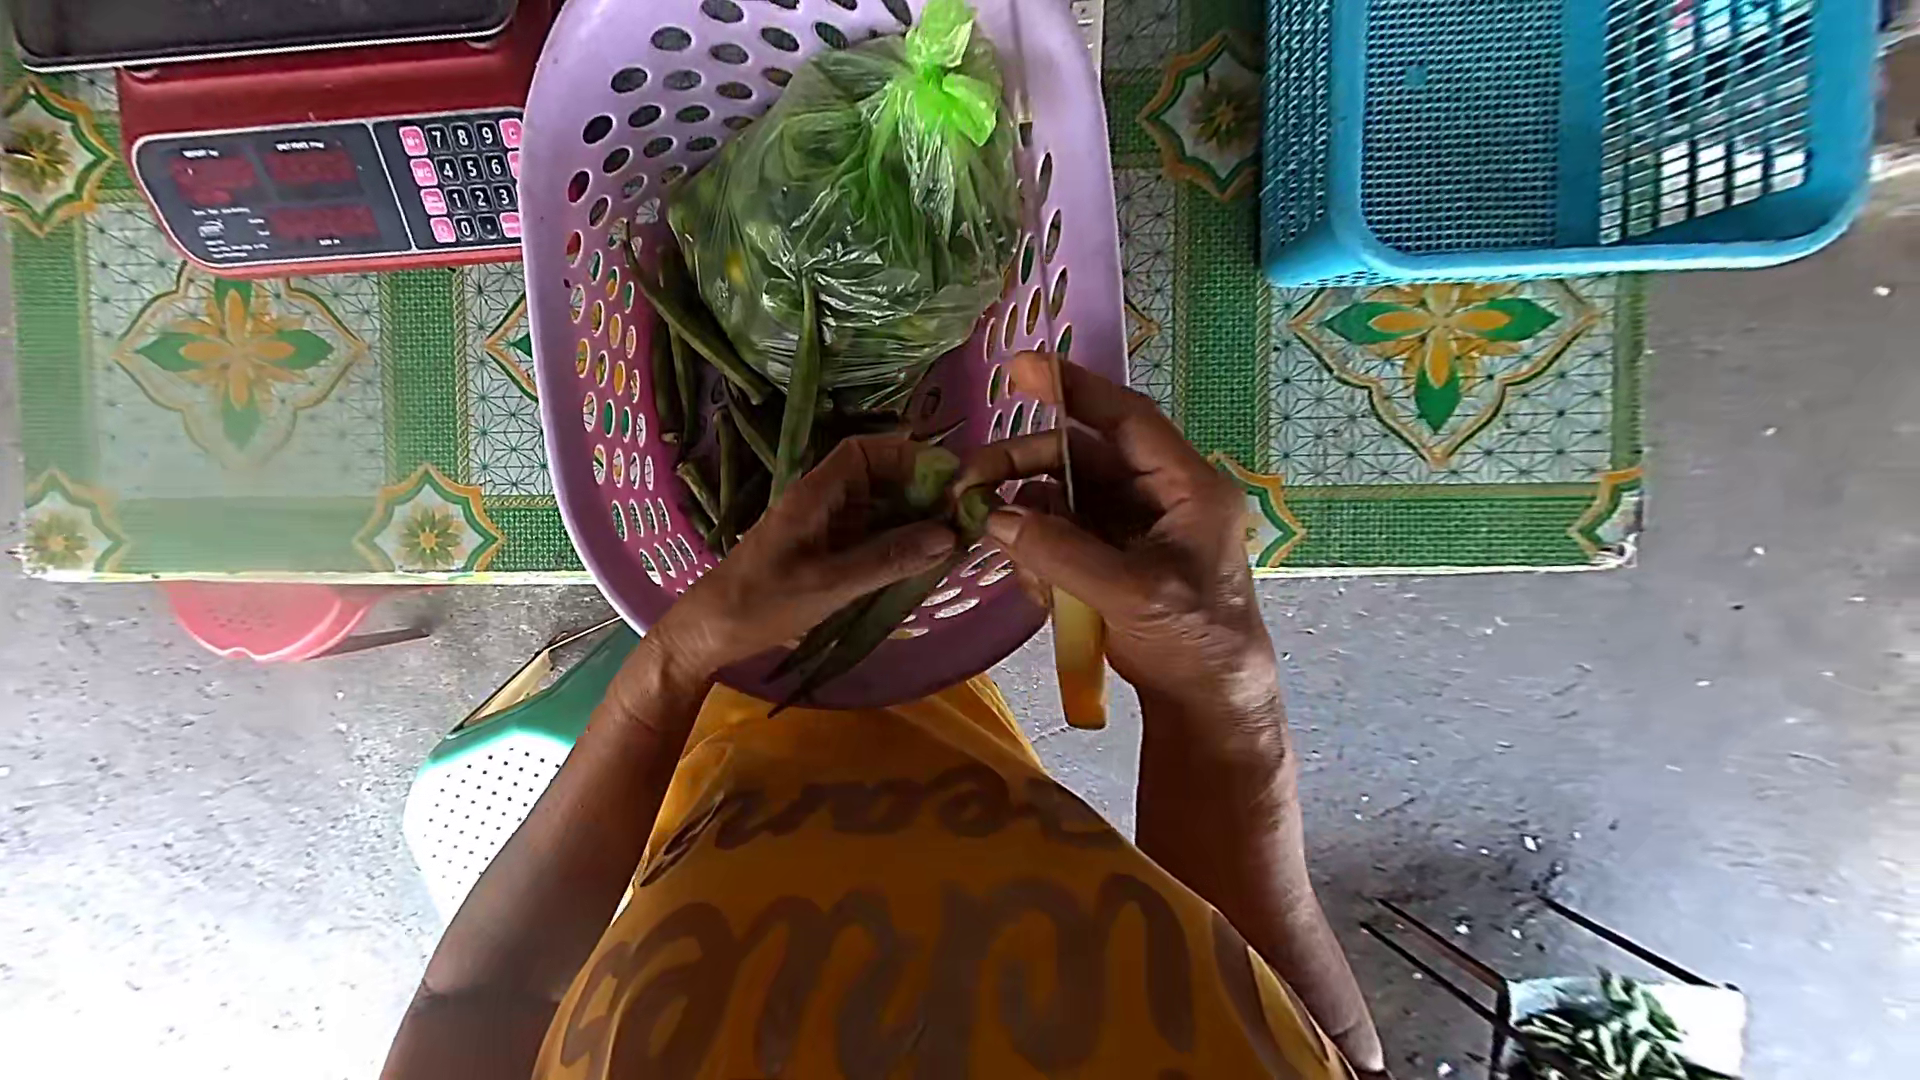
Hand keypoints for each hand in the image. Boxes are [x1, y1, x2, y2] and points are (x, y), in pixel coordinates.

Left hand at [649, 434, 958, 683]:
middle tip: (960, 517)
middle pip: (879, 480)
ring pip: (879, 510)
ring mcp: (826, 529)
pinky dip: (898, 544)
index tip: (948, 478)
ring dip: (913, 521)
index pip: (864, 452)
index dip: (907, 455)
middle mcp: (824, 503)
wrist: (710, 634)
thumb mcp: (829, 583)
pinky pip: (871, 537)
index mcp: (815, 494)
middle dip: (920, 492)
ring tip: (952, 539)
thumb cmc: (761, 603)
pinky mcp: (827, 553)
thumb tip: (948, 535)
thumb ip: (888, 558)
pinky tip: (923, 560)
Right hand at [957, 351, 1277, 725]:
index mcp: (1184, 487)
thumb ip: (1062, 553)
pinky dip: (1036, 546)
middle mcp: (1155, 494)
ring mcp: (1129, 524)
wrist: (1205, 700)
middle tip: (970, 481)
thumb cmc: (1193, 640)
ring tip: (998, 542)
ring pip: (1064, 495)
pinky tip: (1033, 580)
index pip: (1126, 419)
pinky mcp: (1108, 551)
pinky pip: (1061, 532)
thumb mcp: (1132, 594)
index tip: (1022, 366)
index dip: (1075, 389)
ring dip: (1026, 513)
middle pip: (1081, 457)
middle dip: (1024, 465)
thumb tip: (996, 518)